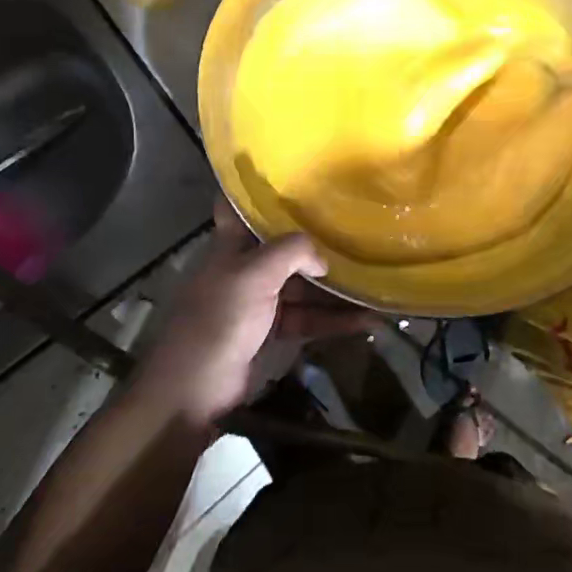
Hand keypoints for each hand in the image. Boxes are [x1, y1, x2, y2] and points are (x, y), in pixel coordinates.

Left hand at [130, 200, 377, 426]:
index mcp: (231, 247)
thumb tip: (323, 258)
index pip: (239, 208)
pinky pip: (308, 319)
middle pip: (285, 250)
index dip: (261, 192)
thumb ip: (291, 252)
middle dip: (318, 244)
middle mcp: (245, 269)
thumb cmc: (219, 321)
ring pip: (302, 287)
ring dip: (336, 288)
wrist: (194, 391)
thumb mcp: (253, 275)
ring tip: (377, 281)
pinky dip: (335, 320)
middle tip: (361, 232)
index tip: (298, 181)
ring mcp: (259, 302)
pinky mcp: (271, 333)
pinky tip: (368, 320)